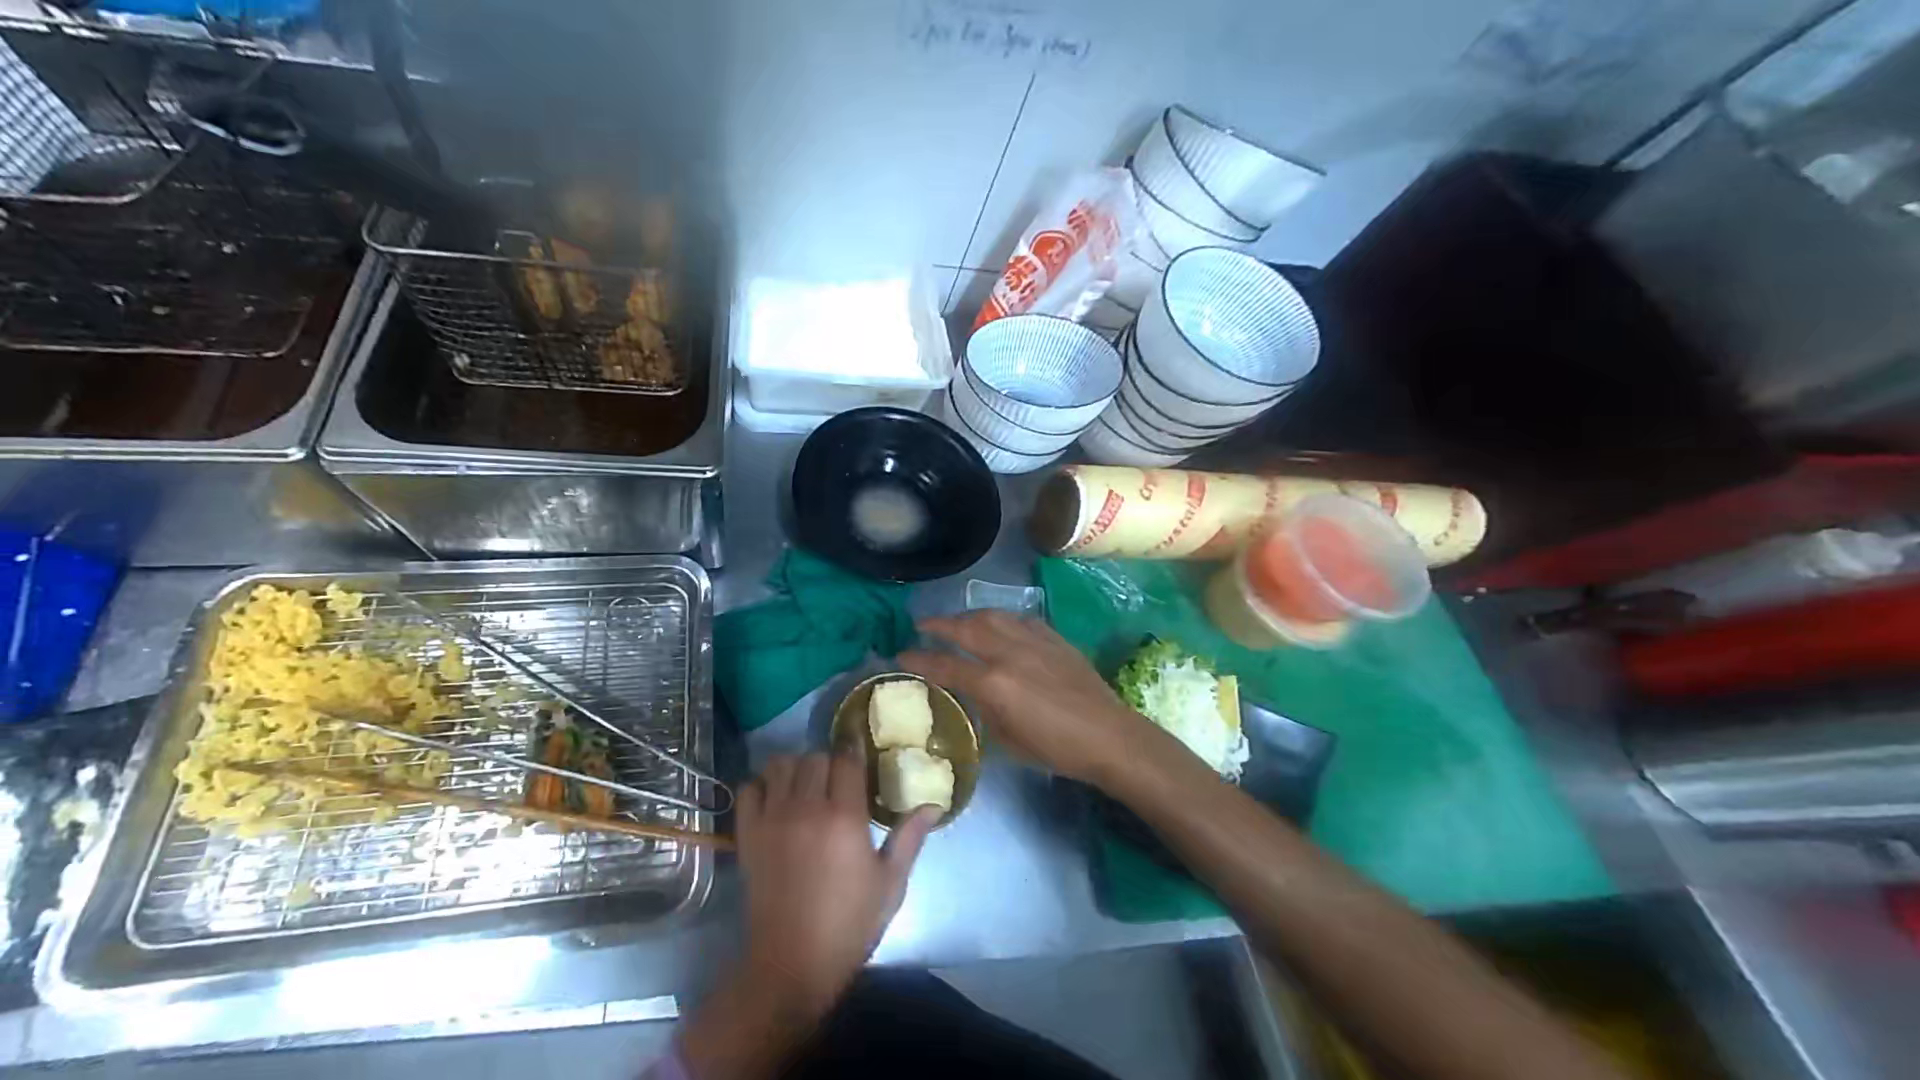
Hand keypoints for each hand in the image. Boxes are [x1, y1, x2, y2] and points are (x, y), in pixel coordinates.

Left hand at [734, 749, 939, 1021]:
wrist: (792, 964)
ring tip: (806, 787)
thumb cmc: (849, 925)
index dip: (855, 754)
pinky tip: (776, 801)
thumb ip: (909, 837)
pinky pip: (749, 788)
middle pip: (814, 757)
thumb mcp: (890, 884)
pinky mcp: (748, 834)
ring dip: (796, 768)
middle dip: (829, 763)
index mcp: (845, 818)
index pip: (847, 760)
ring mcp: (772, 819)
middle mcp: (807, 809)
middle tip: (837, 783)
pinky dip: (762, 786)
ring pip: (781, 765)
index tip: (861, 758)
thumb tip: (934, 805)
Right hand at [899, 611, 1167, 788]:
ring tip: (956, 621)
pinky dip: (999, 618)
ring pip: (992, 615)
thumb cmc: (1056, 749)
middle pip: (965, 628)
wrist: (1109, 736)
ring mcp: (1033, 640)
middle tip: (921, 624)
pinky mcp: (1053, 637)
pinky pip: (1018, 619)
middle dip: (938, 624)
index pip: (945, 665)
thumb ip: (983, 709)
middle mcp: (1008, 653)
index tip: (901, 655)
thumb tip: (972, 692)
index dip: (919, 660)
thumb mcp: (1007, 740)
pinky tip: (997, 624)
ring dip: (968, 615)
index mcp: (993, 683)